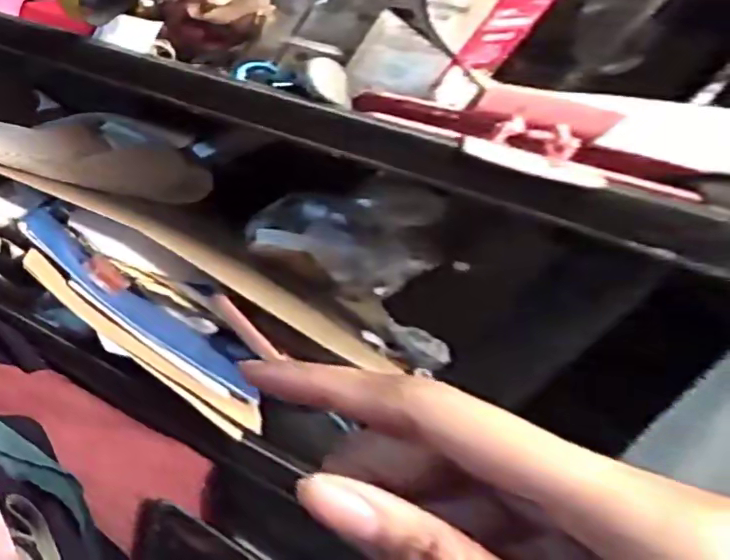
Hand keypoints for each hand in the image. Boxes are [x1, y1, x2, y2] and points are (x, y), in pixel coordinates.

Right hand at [243, 360, 729, 559]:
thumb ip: (439, 555)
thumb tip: (316, 495)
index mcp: (625, 505)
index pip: (434, 407)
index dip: (334, 384)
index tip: (256, 377)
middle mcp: (636, 495)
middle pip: (466, 441)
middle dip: (388, 465)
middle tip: (337, 507)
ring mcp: (654, 521)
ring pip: (502, 479)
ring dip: (436, 504)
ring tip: (395, 538)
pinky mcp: (663, 543)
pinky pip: (545, 517)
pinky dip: (491, 533)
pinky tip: (463, 554)